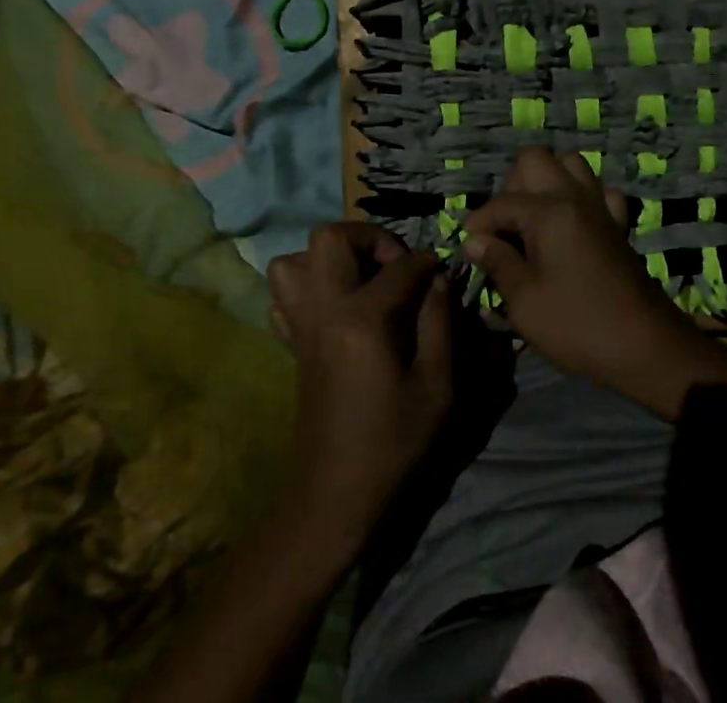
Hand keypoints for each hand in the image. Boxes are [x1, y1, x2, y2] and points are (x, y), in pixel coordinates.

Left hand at [266, 223, 453, 537]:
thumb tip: (439, 280)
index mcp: (363, 321)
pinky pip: (283, 296)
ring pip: (293, 261)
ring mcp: (300, 327)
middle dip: (369, 238)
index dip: (427, 261)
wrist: (336, 489)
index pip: (399, 267)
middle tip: (396, 265)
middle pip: (329, 239)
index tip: (443, 270)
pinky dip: (307, 286)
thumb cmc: (394, 439)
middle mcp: (323, 312)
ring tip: (364, 280)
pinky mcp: (291, 344)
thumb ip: (441, 323)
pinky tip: (338, 307)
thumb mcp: (437, 384)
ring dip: (330, 258)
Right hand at [461, 148, 701, 387]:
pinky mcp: (619, 225)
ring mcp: (601, 208)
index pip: (501, 203)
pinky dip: (582, 199)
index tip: (471, 252)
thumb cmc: (577, 324)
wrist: (645, 345)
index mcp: (549, 211)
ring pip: (571, 165)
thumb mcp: (524, 300)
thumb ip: (497, 263)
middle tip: (505, 228)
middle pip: (535, 160)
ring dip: (547, 183)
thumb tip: (476, 241)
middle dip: (511, 186)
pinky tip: (572, 226)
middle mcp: (576, 197)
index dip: (478, 225)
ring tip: (533, 221)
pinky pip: (600, 193)